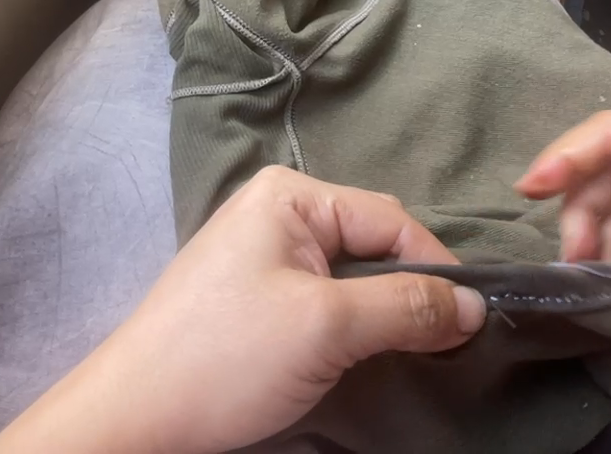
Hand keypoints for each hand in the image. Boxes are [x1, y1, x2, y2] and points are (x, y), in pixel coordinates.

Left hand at [0, 166, 485, 453]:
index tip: (474, 320)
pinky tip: (366, 346)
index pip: (387, 219)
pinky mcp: (255, 289)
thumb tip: (476, 304)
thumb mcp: (326, 327)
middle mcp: (278, 209)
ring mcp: (262, 248)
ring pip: (348, 270)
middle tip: (448, 338)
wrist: (135, 416)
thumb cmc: (230, 355)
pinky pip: (321, 291)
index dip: (436, 266)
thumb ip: (404, 307)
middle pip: (369, 240)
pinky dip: (352, 318)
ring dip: (383, 306)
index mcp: (291, 194)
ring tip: (416, 345)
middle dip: (409, 286)